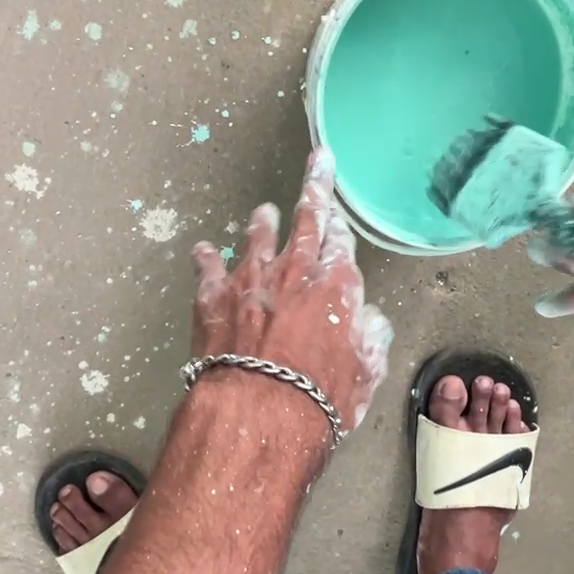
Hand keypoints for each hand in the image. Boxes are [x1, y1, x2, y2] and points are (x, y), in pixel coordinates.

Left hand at [189, 148, 392, 438]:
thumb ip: (372, 339)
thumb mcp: (365, 375)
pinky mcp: (212, 296)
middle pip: (307, 219)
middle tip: (318, 161)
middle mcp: (294, 270)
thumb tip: (368, 318)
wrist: (256, 412)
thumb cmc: (319, 399)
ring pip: (258, 235)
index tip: (338, 213)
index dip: (340, 226)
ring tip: (264, 211)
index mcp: (336, 285)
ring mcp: (250, 278)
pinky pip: (208, 266)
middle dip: (315, 186)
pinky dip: (206, 256)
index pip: (341, 242)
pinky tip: (202, 249)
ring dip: (263, 221)